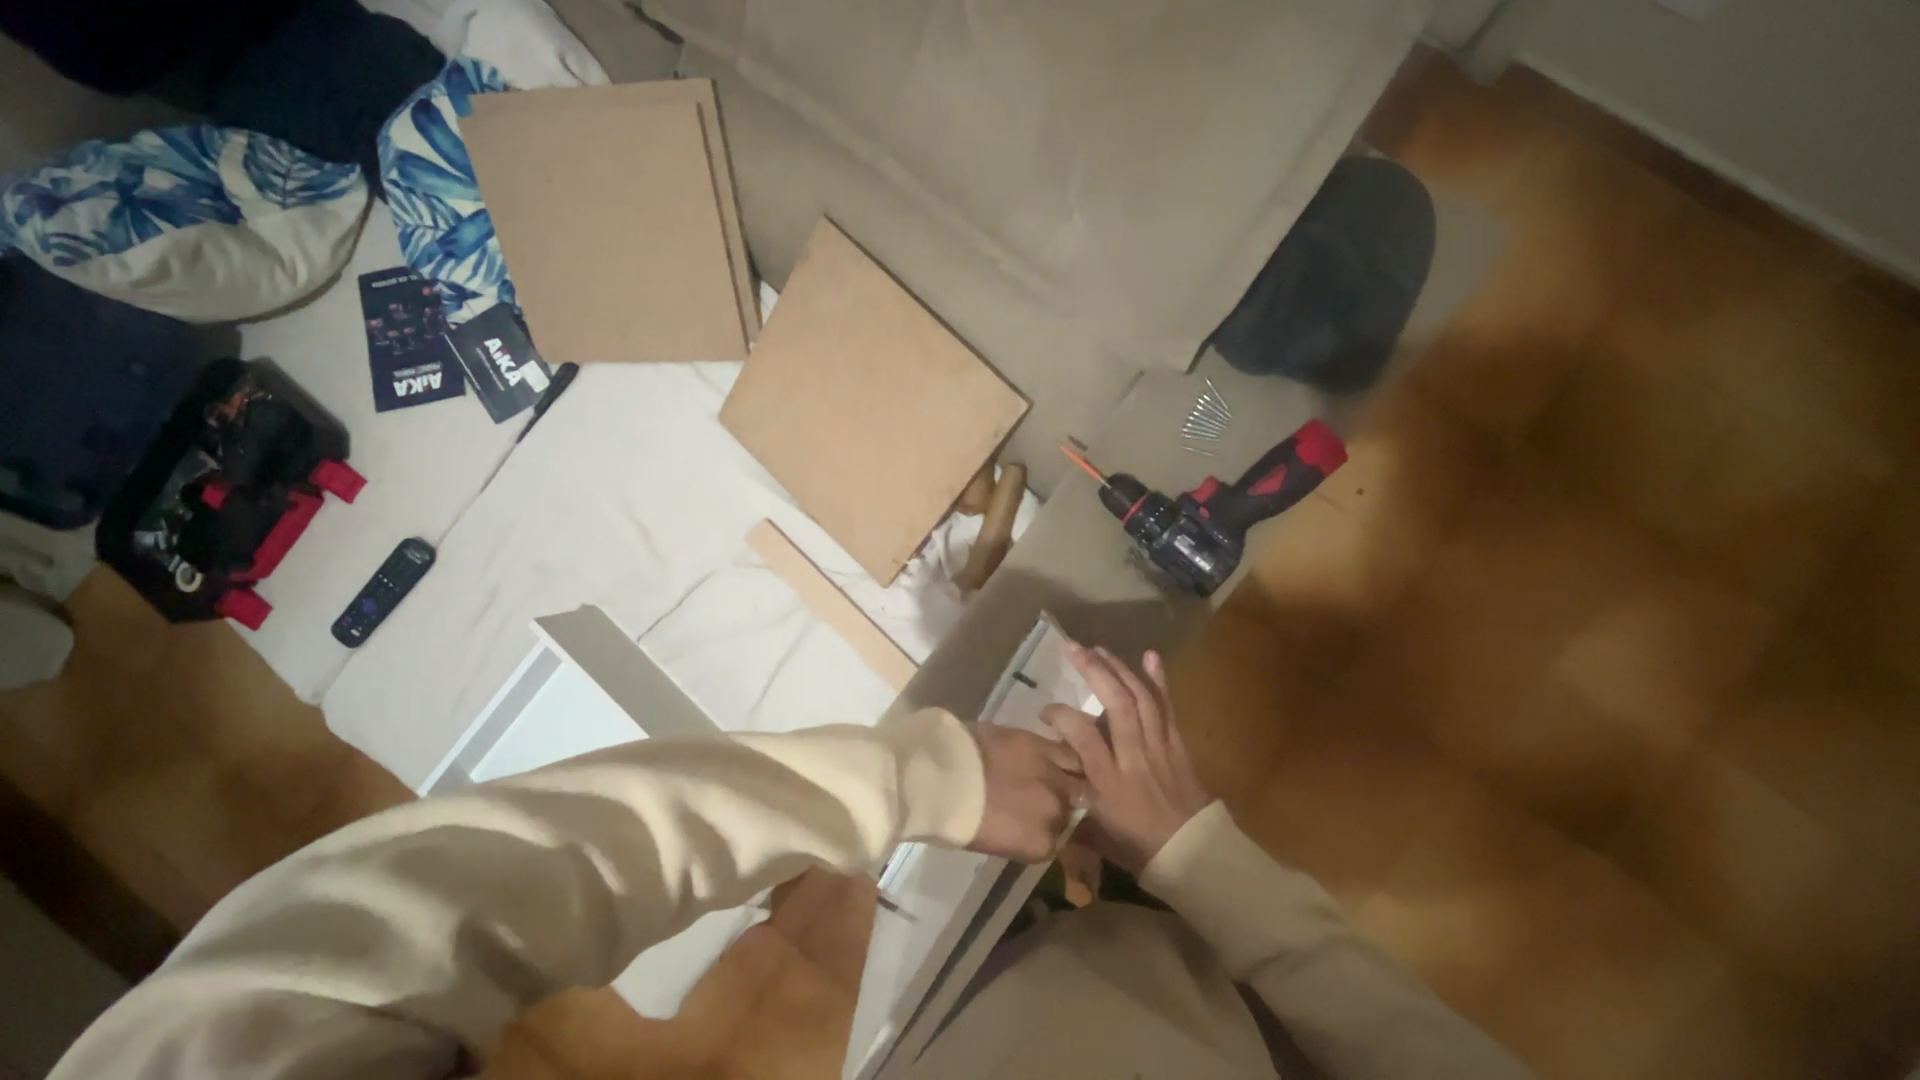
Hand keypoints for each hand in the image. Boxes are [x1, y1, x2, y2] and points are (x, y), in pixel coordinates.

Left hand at [967, 724, 1087, 862]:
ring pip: (1079, 778)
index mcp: (1040, 844)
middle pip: (1072, 809)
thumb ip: (1018, 835)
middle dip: (1061, 804)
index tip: (1034, 822)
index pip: (1058, 841)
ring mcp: (1053, 777)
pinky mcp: (1042, 745)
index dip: (1047, 829)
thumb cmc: (954, 818)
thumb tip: (1023, 823)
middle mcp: (1055, 813)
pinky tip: (1050, 754)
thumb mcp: (990, 839)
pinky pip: (1067, 751)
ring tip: (1053, 772)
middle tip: (1042, 796)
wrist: (939, 777)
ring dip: (1069, 778)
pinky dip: (1062, 755)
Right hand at [1043, 644, 1211, 874]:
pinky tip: (1149, 656)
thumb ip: (1070, 808)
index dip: (1062, 716)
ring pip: (1142, 699)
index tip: (1045, 711)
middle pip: (1117, 705)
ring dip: (1120, 669)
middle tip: (1073, 648)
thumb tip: (1044, 790)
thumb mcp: (1095, 835)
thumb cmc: (1138, 847)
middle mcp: (1133, 758)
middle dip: (1095, 672)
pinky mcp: (1176, 744)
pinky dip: (1158, 680)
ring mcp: (1158, 748)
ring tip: (1099, 648)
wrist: (1192, 855)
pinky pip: (1167, 707)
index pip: (1083, 736)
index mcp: (1108, 782)